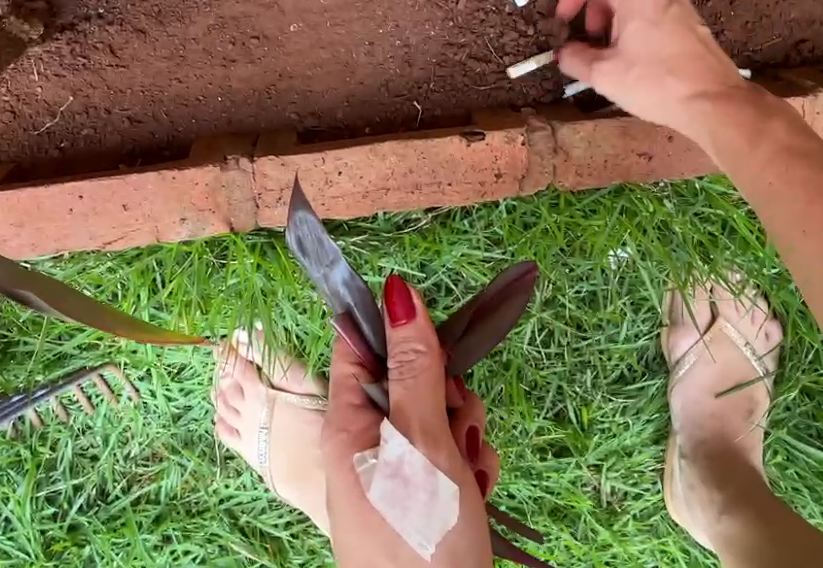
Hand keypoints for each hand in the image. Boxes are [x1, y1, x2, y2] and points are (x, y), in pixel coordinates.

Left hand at [323, 274, 493, 567]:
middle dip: (446, 392)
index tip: (431, 345)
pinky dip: (468, 466)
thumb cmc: (420, 532)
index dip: (399, 333)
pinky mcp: (423, 498)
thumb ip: (414, 364)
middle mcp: (366, 441)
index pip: (361, 343)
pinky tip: (476, 490)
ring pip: (437, 417)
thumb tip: (398, 290)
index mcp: (346, 420)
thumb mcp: (421, 439)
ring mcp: (395, 472)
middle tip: (455, 423)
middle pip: (410, 379)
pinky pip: (450, 456)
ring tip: (467, 468)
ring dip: (463, 432)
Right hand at [554, 0, 751, 131]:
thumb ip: (574, 58)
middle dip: (595, 2)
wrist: (715, 104)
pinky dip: (637, 22)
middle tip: (589, 32)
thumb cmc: (657, 84)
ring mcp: (681, 5)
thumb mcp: (603, 75)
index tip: (566, 18)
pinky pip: (656, 9)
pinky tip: (635, 55)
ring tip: (610, 48)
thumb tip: (564, 52)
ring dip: (616, 14)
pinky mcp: (693, 24)